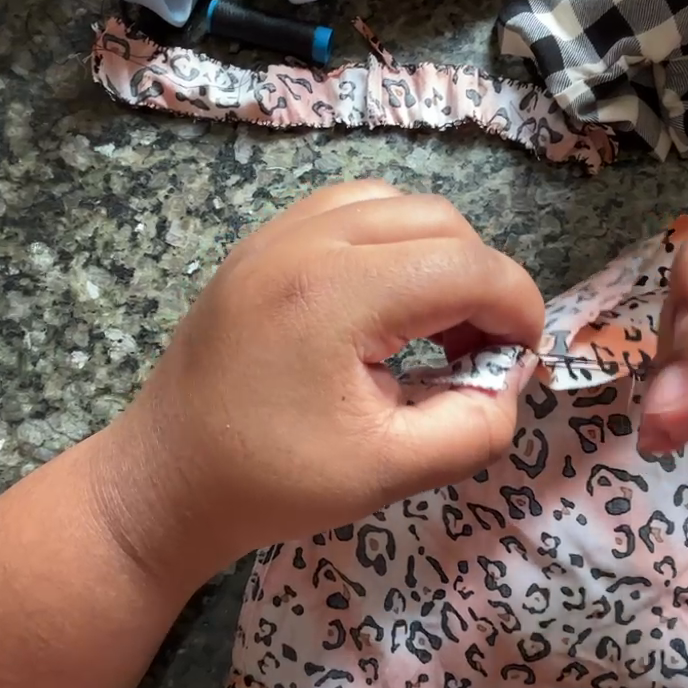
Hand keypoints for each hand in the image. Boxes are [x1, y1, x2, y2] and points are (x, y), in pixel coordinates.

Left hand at [93, 181, 544, 585]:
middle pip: (439, 221)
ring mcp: (273, 234)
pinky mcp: (258, 245)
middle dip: (481, 280)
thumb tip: (509, 375)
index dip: (519, 306)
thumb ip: (475, 424)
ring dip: (437, 252)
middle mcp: (304, 241)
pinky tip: (382, 298)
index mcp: (336, 294)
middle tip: (476, 350)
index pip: (467, 265)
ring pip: (395, 203)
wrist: (165, 480)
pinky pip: (347, 209)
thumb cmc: (271, 484)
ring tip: (431, 320)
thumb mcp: (389, 473)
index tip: (521, 358)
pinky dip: (388, 240)